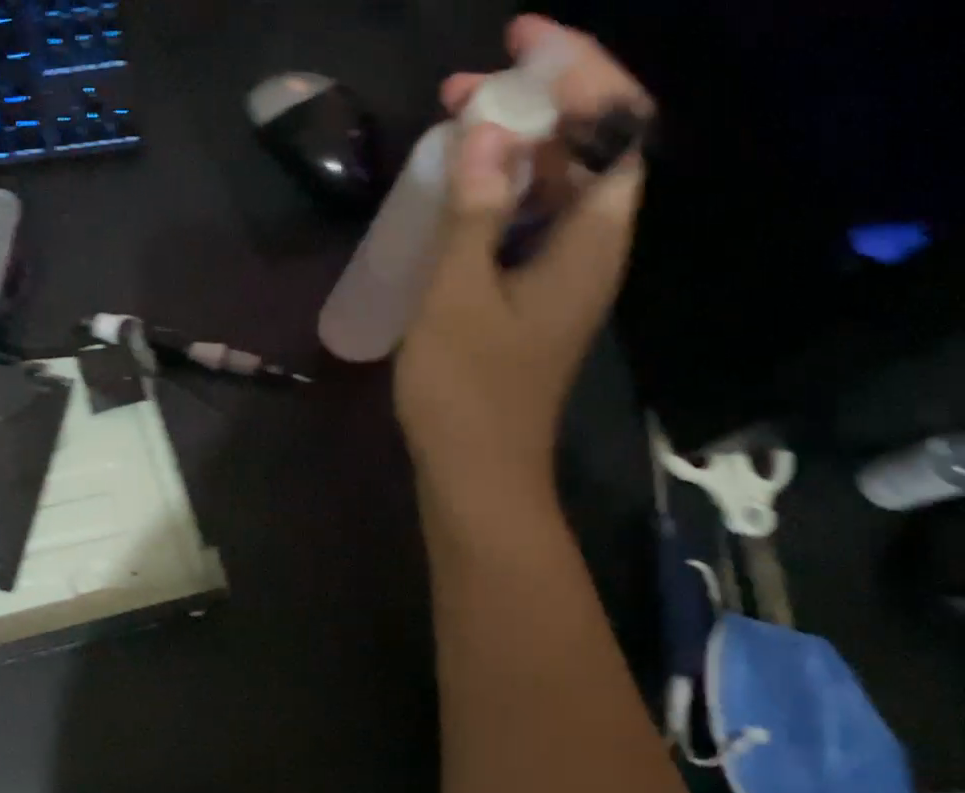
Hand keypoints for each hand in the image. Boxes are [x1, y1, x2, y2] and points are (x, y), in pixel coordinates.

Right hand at [396, 15, 648, 489]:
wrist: (477, 474)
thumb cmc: (466, 392)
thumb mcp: (456, 298)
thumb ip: (472, 214)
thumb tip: (485, 132)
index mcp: (592, 240)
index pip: (614, 126)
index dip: (576, 71)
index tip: (517, 43)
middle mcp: (592, 248)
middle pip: (587, 148)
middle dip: (535, 104)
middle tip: (460, 90)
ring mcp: (563, 275)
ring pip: (555, 185)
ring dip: (512, 146)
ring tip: (452, 126)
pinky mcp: (533, 297)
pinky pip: (529, 222)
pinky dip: (498, 192)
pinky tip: (455, 193)